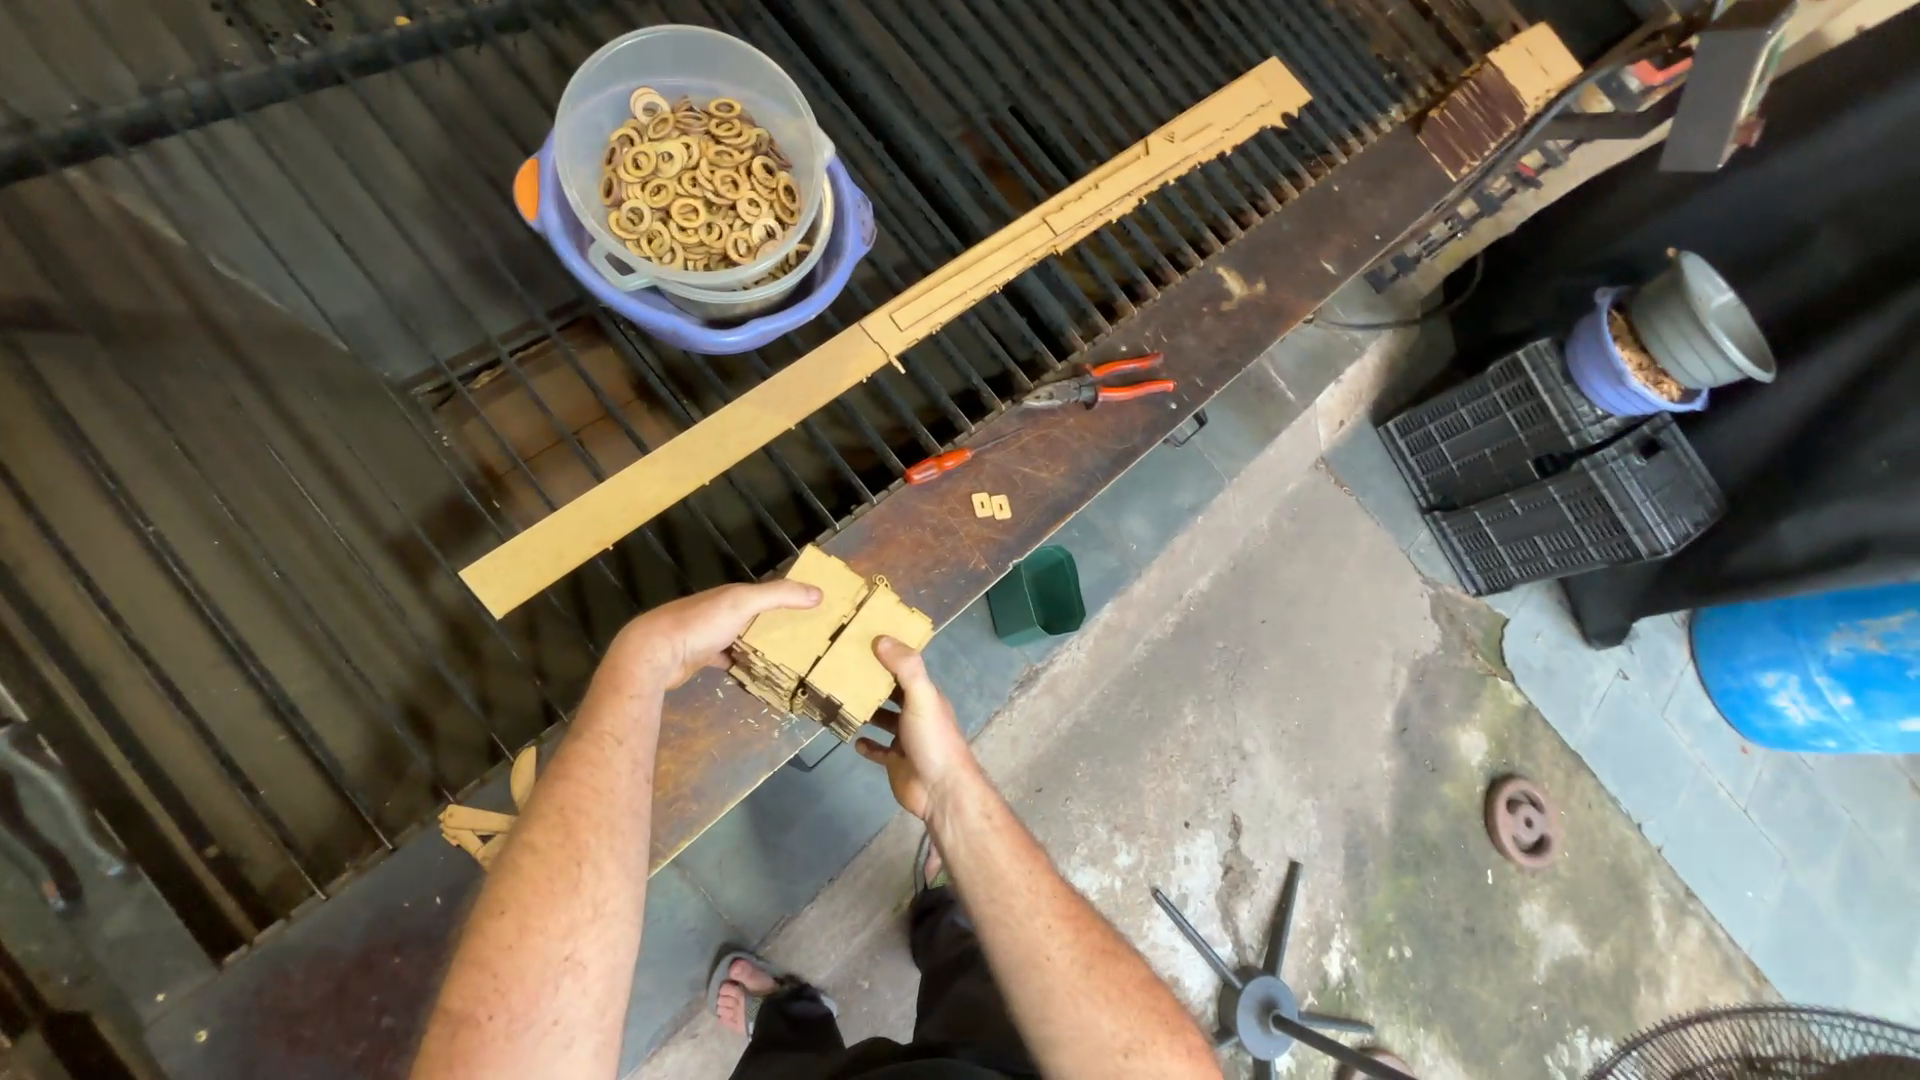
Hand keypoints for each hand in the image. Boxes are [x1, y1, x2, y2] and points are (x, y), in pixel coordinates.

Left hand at [601, 581, 821, 690]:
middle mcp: (719, 611)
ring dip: (756, 644)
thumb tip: (819, 593)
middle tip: (801, 636)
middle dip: (773, 622)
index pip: (764, 592)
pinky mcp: (698, 657)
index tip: (810, 608)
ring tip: (783, 655)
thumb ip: (780, 595)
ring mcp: (707, 635)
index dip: (786, 598)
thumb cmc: (700, 623)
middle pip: (752, 615)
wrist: (654, 653)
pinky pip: (726, 658)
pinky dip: (739, 663)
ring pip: (739, 637)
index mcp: (730, 595)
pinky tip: (752, 672)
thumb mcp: (743, 603)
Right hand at [854, 637, 977, 819]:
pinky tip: (854, 739)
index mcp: (926, 696)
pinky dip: (868, 744)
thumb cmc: (932, 738)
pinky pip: (878, 750)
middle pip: (893, 694)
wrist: (940, 789)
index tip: (862, 644)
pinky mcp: (896, 762)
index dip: (888, 657)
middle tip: (843, 672)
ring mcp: (906, 740)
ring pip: (884, 720)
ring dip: (867, 712)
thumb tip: (880, 639)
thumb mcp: (922, 695)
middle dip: (873, 684)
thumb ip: (905, 667)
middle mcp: (917, 714)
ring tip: (842, 702)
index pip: (906, 670)